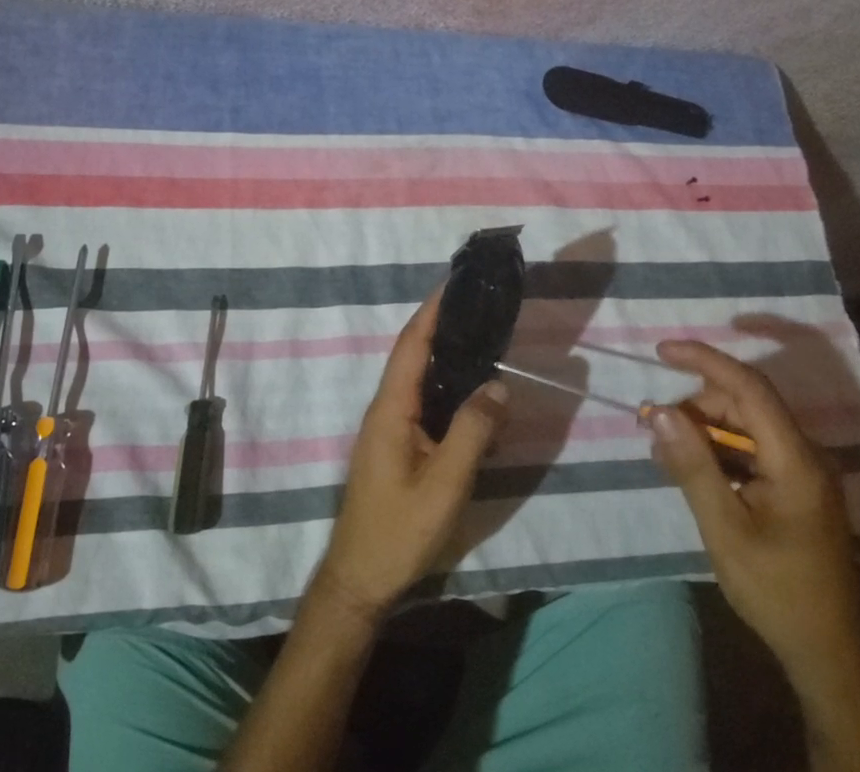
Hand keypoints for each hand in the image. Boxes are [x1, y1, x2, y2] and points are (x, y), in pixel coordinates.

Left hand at [313, 289, 508, 619]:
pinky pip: (424, 403)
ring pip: (419, 379)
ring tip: (483, 333)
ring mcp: (389, 430)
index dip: (432, 310)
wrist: (361, 578)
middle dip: (442, 324)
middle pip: (414, 355)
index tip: (457, 281)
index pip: (412, 345)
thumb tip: (498, 384)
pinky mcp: (398, 447)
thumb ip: (472, 431)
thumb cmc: (400, 530)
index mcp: (390, 410)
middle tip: (481, 303)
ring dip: (446, 353)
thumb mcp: (444, 483)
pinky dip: (448, 386)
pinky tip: (473, 390)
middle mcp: (386, 411)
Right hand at [647, 340, 859, 682]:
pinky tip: (693, 472)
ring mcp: (804, 472)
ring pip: (749, 427)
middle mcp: (806, 454)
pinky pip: (755, 452)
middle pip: (747, 404)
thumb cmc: (775, 588)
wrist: (827, 647)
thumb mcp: (724, 527)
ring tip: (666, 455)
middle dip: (698, 404)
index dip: (705, 361)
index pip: (750, 387)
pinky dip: (721, 453)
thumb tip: (661, 412)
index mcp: (795, 459)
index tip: (661, 351)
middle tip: (654, 429)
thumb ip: (693, 465)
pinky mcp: (797, 490)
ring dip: (706, 430)